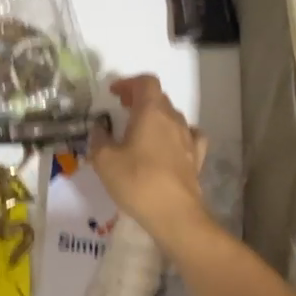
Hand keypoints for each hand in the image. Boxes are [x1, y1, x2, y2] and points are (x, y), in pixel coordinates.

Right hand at [87, 75, 209, 237]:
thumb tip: (99, 128)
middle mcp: (173, 119)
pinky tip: (170, 145)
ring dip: (156, 118)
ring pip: (173, 117)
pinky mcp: (196, 158)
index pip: (145, 82)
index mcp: (151, 112)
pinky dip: (176, 135)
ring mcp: (189, 138)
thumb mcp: (104, 161)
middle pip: (159, 98)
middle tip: (122, 109)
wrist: (173, 213)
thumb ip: (99, 139)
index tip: (114, 93)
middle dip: (140, 99)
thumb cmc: (136, 181)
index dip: (128, 83)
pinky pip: (189, 137)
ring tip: (141, 131)